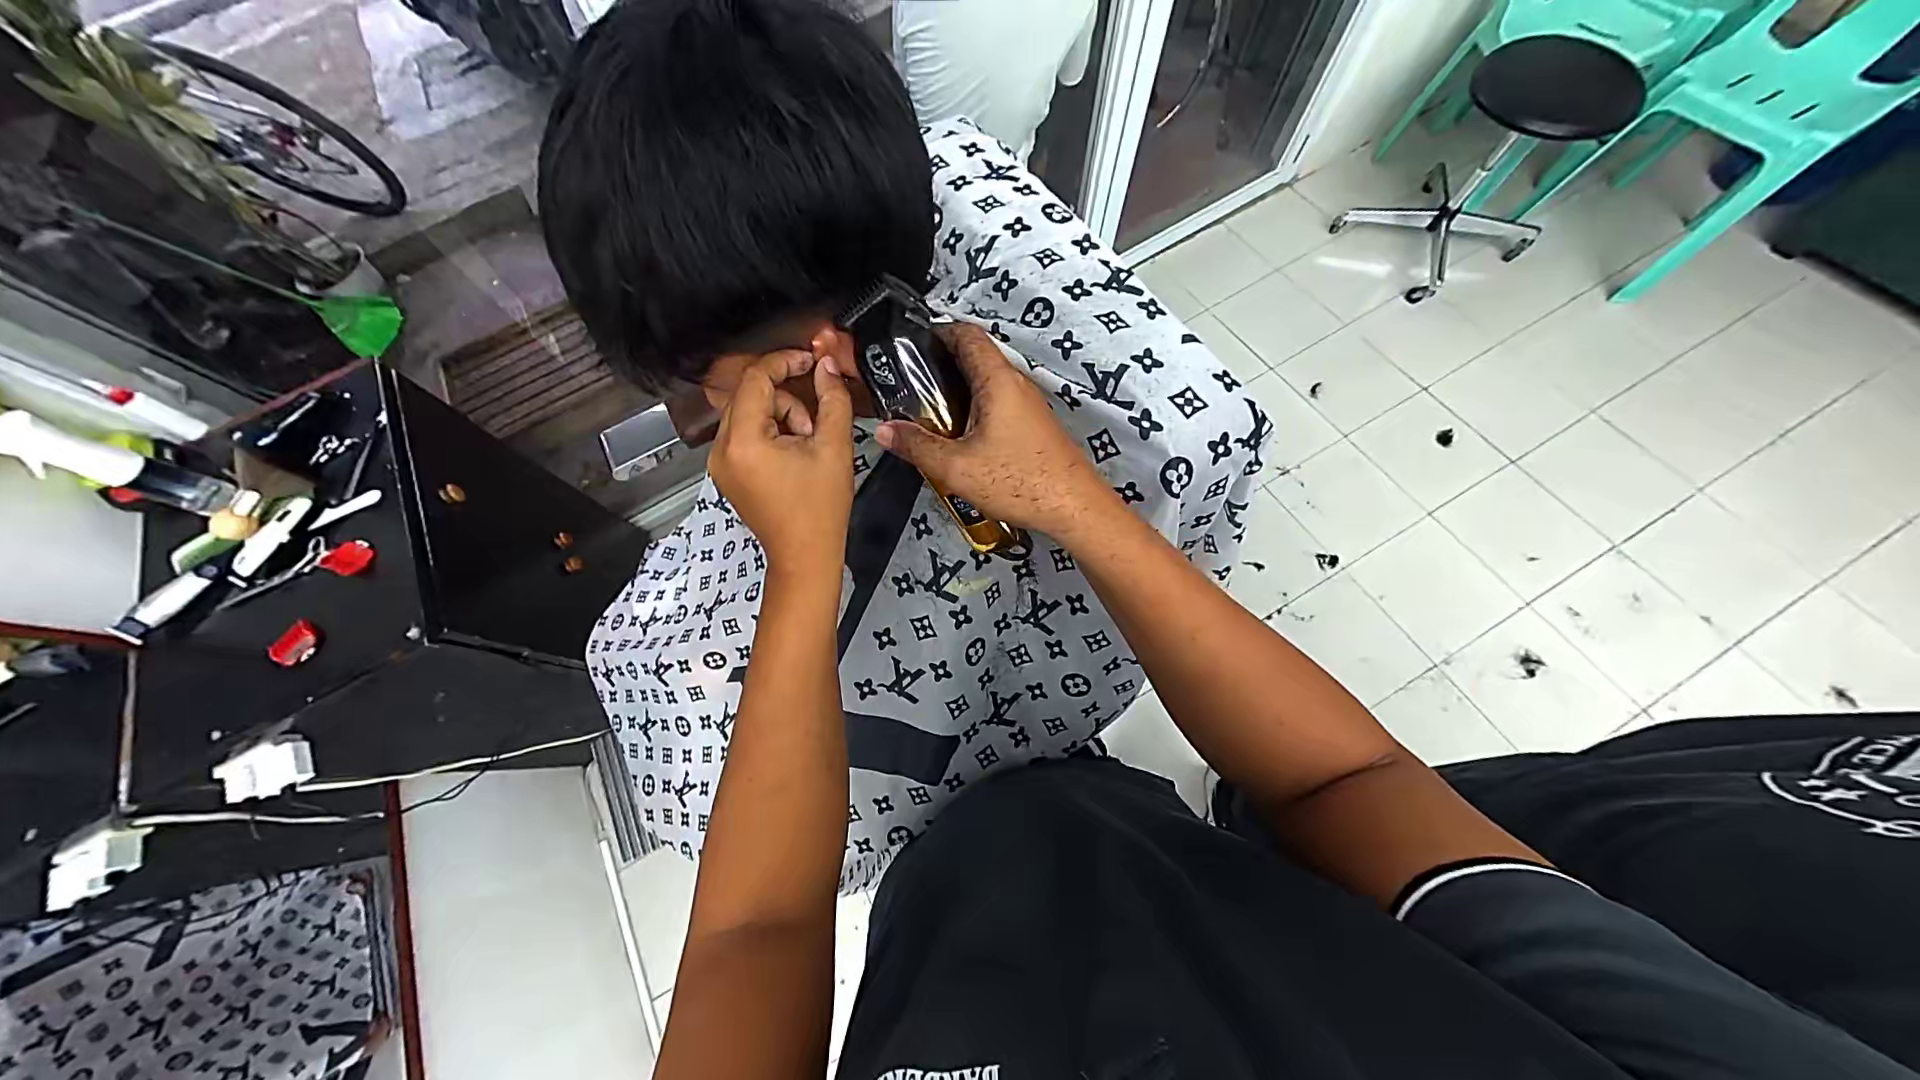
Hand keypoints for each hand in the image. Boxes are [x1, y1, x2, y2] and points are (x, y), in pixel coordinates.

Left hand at [709, 349, 854, 576]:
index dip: (785, 362)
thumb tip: (826, 368)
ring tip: (807, 446)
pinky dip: (771, 434)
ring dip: (781, 417)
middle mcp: (722, 451)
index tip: (809, 360)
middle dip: (788, 400)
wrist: (805, 555)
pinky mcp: (728, 473)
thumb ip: (833, 399)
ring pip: (749, 414)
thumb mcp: (835, 448)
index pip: (756, 379)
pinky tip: (794, 455)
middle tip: (815, 424)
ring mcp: (722, 464)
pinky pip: (745, 435)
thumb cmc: (818, 513)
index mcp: (744, 442)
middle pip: (751, 395)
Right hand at [875, 322, 1120, 542]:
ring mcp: (1028, 406)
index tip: (913, 344)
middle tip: (912, 386)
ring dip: (959, 393)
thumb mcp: (956, 467)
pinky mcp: (1033, 427)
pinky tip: (961, 441)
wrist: (1074, 507)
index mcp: (998, 381)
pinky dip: (976, 413)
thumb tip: (888, 432)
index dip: (937, 332)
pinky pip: (999, 406)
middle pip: (976, 358)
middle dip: (942, 366)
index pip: (967, 334)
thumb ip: (917, 446)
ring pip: (987, 385)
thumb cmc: (1025, 482)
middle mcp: (1017, 385)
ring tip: (931, 416)